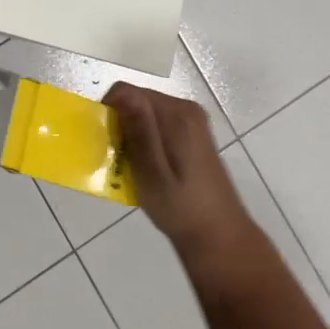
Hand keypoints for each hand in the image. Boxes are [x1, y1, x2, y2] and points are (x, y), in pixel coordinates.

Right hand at [106, 82, 253, 258]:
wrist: (219, 237)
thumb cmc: (181, 208)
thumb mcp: (151, 171)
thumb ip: (138, 130)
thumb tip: (120, 92)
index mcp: (176, 114)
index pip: (125, 92)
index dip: (110, 113)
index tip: (110, 144)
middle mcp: (185, 109)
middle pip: (135, 100)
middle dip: (120, 125)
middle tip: (121, 159)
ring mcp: (191, 120)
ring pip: (142, 112)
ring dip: (131, 135)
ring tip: (135, 166)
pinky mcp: (192, 132)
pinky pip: (155, 123)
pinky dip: (144, 140)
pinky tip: (149, 166)